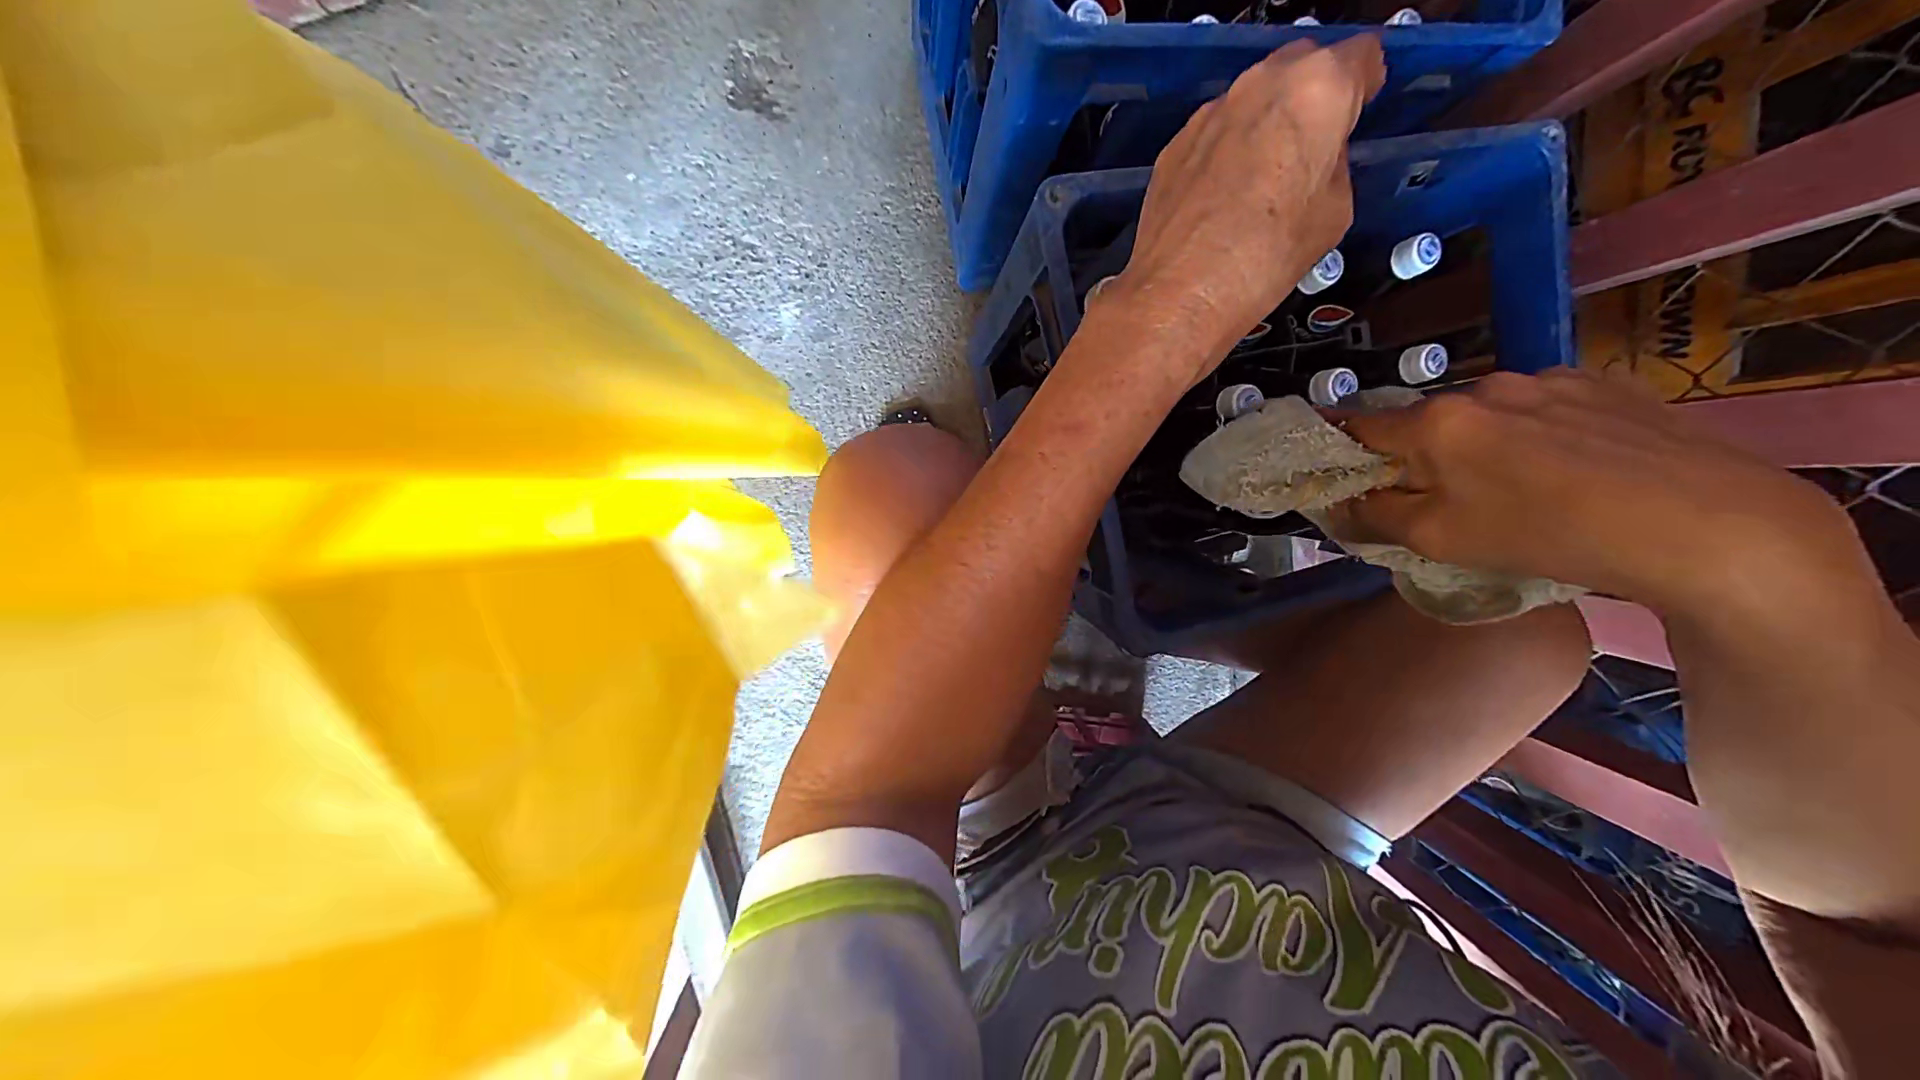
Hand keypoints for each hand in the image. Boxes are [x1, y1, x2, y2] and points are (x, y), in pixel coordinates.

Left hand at [1103, 37, 1384, 384]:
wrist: (1180, 291)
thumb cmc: (1267, 256)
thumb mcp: (1335, 211)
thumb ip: (1334, 163)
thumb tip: (1317, 158)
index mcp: (1317, 89)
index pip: (1361, 57)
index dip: (1364, 83)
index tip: (1360, 107)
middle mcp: (1260, 85)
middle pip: (1299, 67)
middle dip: (1310, 95)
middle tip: (1312, 142)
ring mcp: (1209, 114)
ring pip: (1250, 100)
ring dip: (1263, 123)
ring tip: (1262, 174)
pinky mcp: (1173, 146)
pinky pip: (1213, 134)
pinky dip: (1224, 150)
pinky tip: (1221, 194)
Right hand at [1329, 369, 1878, 621]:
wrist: (1706, 524)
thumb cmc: (1547, 535)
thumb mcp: (1440, 539)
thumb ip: (1374, 515)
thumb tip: (1338, 501)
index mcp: (1435, 422)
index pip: (1358, 426)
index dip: (1338, 446)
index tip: (1331, 465)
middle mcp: (1482, 386)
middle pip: (1424, 421)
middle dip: (1418, 454)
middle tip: (1441, 498)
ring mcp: (1546, 379)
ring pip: (1483, 413)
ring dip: (1477, 443)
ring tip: (1517, 487)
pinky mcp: (1601, 382)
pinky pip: (1539, 406)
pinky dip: (1533, 433)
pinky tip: (1569, 468)